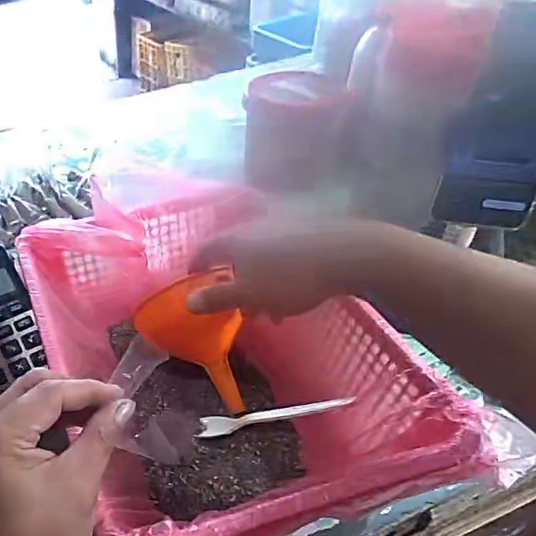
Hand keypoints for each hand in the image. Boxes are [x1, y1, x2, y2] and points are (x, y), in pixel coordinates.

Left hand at [0, 369, 133, 535]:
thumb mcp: (79, 483)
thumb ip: (101, 435)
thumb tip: (124, 404)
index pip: (48, 392)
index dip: (90, 390)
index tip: (124, 396)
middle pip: (32, 388)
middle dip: (73, 390)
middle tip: (110, 404)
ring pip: (25, 402)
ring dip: (61, 404)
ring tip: (98, 416)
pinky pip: (19, 423)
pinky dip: (47, 422)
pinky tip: (74, 432)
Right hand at [187, 217, 396, 318]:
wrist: (348, 253)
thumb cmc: (291, 278)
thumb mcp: (249, 293)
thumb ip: (218, 297)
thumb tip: (187, 301)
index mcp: (237, 240)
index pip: (207, 249)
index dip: (198, 264)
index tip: (194, 276)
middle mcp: (256, 226)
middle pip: (237, 253)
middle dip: (237, 281)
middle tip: (240, 306)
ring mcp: (285, 224)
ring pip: (264, 257)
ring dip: (262, 283)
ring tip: (272, 310)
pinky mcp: (310, 229)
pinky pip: (286, 255)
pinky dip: (282, 275)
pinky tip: (295, 296)